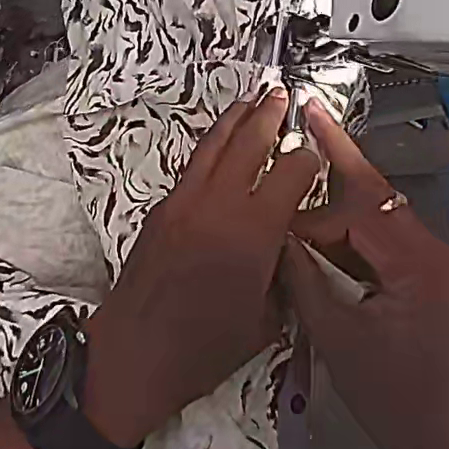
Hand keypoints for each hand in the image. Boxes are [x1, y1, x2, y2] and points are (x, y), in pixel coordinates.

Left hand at [81, 89, 319, 446]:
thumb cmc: (203, 348)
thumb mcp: (265, 319)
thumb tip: (290, 241)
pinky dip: (211, 144)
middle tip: (281, 95)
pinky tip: (220, 140)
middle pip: (249, 144)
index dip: (307, 160)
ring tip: (251, 99)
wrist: (134, 353)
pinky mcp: (163, 208)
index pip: (290, 174)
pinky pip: (194, 164)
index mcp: (253, 233)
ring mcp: (186, 202)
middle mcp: (219, 206)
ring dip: (235, 118)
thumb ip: (283, 271)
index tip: (315, 156)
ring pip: (214, 145)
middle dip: (269, 116)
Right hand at [282, 100, 448, 448]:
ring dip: (339, 201)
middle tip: (303, 126)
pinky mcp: (426, 275)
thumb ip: (304, 277)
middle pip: (372, 199)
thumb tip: (275, 236)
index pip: (357, 211)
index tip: (275, 221)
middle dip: (332, 173)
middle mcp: (433, 252)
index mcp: (417, 264)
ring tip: (305, 169)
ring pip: (378, 214)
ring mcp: (434, 262)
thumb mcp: (336, 336)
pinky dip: (350, 232)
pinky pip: (383, 239)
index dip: (311, 213)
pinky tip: (321, 231)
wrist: (443, 439)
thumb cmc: (393, 398)